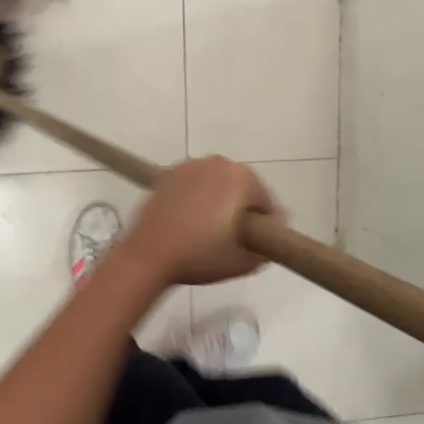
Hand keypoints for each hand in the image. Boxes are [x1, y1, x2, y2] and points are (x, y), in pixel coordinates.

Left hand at [115, 157, 281, 285]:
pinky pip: (194, 185)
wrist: (148, 254)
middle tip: (233, 239)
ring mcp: (190, 165)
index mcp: (242, 177)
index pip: (266, 202)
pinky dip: (196, 198)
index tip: (255, 245)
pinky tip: (189, 221)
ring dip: (219, 202)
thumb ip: (270, 245)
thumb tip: (276, 228)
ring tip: (209, 231)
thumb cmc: (201, 256)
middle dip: (241, 209)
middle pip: (241, 188)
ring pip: (216, 185)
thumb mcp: (246, 261)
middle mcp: (218, 163)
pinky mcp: (167, 174)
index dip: (265, 225)